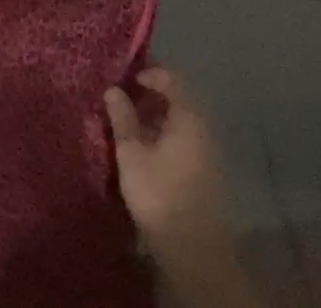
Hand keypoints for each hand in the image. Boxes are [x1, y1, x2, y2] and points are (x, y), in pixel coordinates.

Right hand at [104, 67, 229, 247]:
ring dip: (155, 115)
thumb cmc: (160, 194)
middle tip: (121, 96)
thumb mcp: (132, 154)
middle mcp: (203, 128)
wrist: (194, 247)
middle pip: (178, 98)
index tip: (125, 77)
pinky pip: (183, 137)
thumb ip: (123, 119)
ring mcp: (207, 150)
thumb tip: (113, 89)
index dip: (149, 73)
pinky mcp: (204, 169)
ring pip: (180, 120)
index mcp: (189, 118)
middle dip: (150, 94)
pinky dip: (163, 132)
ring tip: (126, 120)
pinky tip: (143, 144)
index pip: (172, 80)